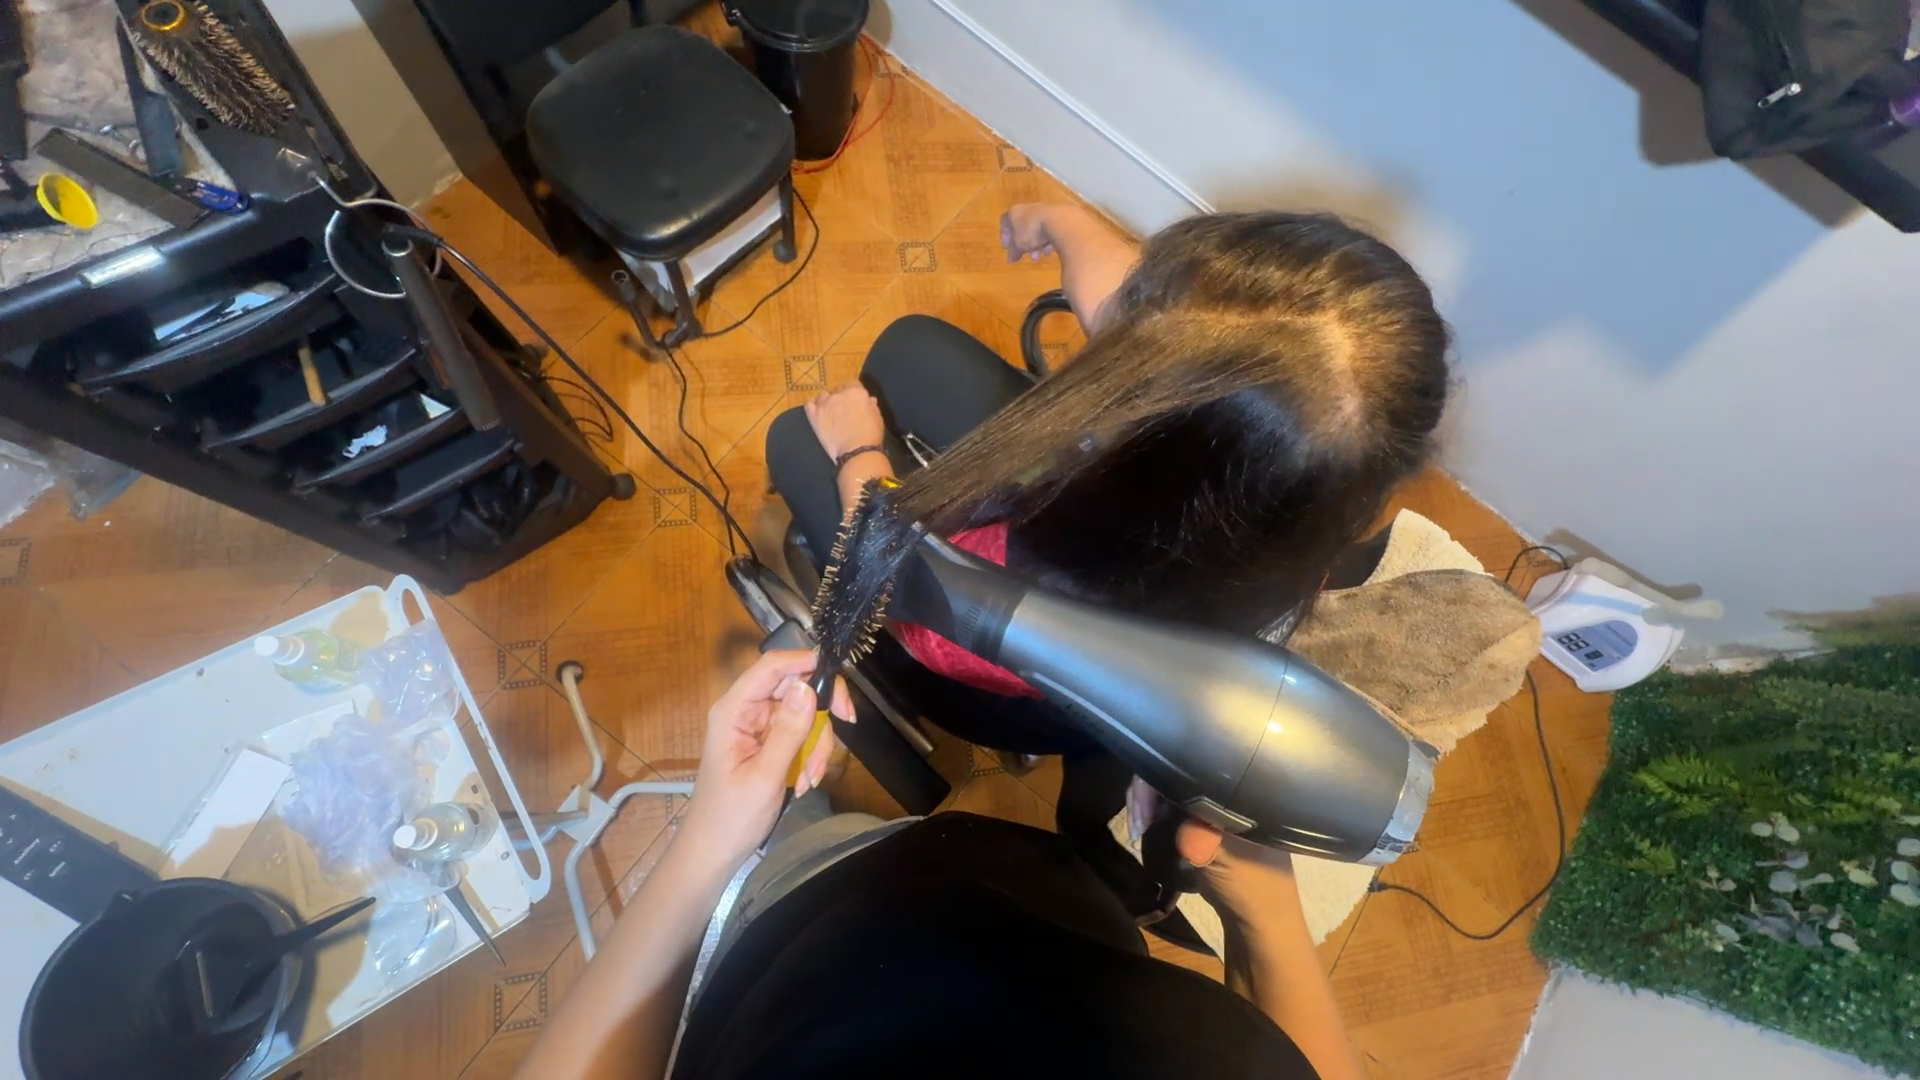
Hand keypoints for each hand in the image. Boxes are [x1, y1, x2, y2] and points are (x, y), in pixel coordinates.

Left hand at [679, 650, 852, 869]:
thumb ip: (788, 730)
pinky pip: (802, 734)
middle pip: (795, 686)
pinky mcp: (770, 742)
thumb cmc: (731, 817)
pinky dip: (810, 755)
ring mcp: (759, 726)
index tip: (840, 680)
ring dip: (816, 743)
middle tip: (847, 724)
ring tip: (810, 778)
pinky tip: (804, 781)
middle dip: (821, 712)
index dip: (806, 662)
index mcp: (734, 709)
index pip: (772, 666)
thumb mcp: (764, 776)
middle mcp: (747, 710)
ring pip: (805, 712)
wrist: (713, 853)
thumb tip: (808, 687)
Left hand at [803, 383, 886, 461]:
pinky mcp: (814, 415)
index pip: (854, 385)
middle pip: (838, 390)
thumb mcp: (877, 417)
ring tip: (830, 411)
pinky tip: (816, 411)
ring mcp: (824, 404)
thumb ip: (871, 405)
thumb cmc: (871, 434)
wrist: (856, 451)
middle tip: (844, 409)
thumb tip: (869, 399)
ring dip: (827, 401)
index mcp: (856, 392)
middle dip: (841, 397)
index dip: (855, 393)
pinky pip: (809, 404)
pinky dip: (812, 405)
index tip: (856, 401)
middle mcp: (839, 394)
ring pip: (823, 395)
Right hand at [1000, 203, 1057, 261]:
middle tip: (1023, 255)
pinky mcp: (1056, 216)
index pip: (1005, 223)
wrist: (1058, 222)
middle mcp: (1027, 209)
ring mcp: (1043, 211)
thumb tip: (1011, 258)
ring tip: (1037, 257)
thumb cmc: (1031, 232)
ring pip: (1036, 230)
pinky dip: (1046, 241)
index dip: (1005, 237)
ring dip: (1035, 245)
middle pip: (1022, 228)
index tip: (1007, 249)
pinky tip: (1048, 251)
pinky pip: (1048, 230)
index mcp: (1014, 213)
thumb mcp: (1019, 245)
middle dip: (1023, 244)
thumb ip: (1013, 252)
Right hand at [1127, 778, 1300, 942]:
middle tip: (1137, 826)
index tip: (1144, 815)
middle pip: (1174, 773)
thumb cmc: (1250, 890)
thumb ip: (1195, 831)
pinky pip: (1172, 806)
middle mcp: (1228, 790)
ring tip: (1139, 831)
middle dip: (1147, 795)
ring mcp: (1215, 807)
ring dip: (1148, 806)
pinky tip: (1146, 829)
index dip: (1157, 782)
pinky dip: (1155, 814)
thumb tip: (1162, 809)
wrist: (1261, 929)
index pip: (1189, 764)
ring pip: (1169, 789)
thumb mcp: (1220, 856)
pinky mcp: (1205, 823)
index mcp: (1241, 788)